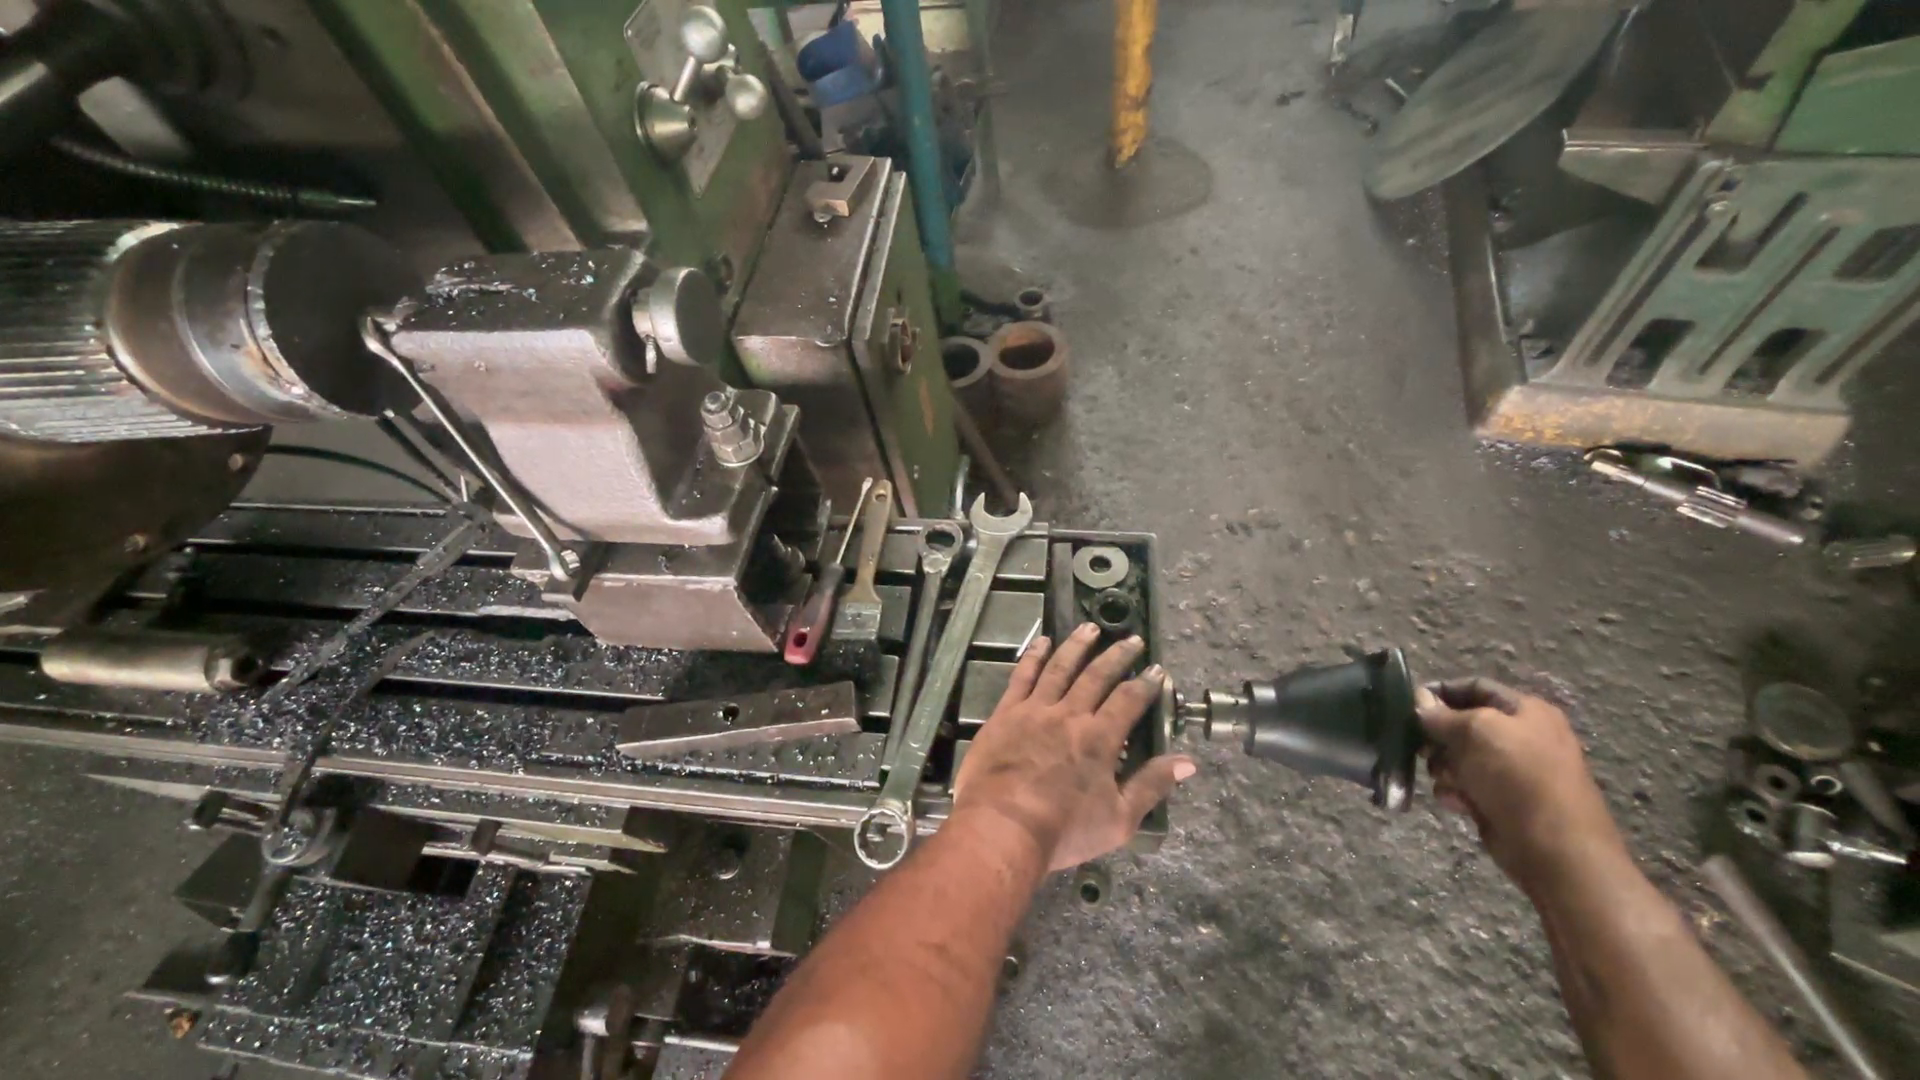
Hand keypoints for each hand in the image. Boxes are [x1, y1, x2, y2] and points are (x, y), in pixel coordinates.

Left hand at [952, 623, 1196, 871]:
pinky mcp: (1005, 713)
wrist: (1001, 828)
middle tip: (1131, 640)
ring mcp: (1034, 710)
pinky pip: (1022, 676)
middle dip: (1117, 656)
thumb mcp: (1118, 819)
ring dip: (1077, 646)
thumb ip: (1151, 786)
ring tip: (1091, 628)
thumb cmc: (1063, 830)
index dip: (1146, 684)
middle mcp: (1069, 714)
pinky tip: (1042, 642)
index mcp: (1099, 738)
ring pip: (1060, 667)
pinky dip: (1034, 656)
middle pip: (1096, 676)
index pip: (1129, 700)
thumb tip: (1187, 762)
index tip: (1157, 671)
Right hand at [1416, 678, 1625, 889]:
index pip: (1474, 687)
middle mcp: (1522, 736)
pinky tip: (1455, 802)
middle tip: (1419, 747)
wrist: (1555, 847)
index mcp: (1526, 711)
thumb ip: (1442, 715)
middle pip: (1464, 724)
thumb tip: (1418, 700)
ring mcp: (1514, 770)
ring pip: (1461, 757)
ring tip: (1444, 780)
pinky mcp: (1504, 800)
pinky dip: (1456, 791)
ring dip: (1444, 766)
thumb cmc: (1517, 777)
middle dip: (1439, 736)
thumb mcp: (1475, 732)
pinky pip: (1468, 785)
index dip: (1441, 692)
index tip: (1408, 705)